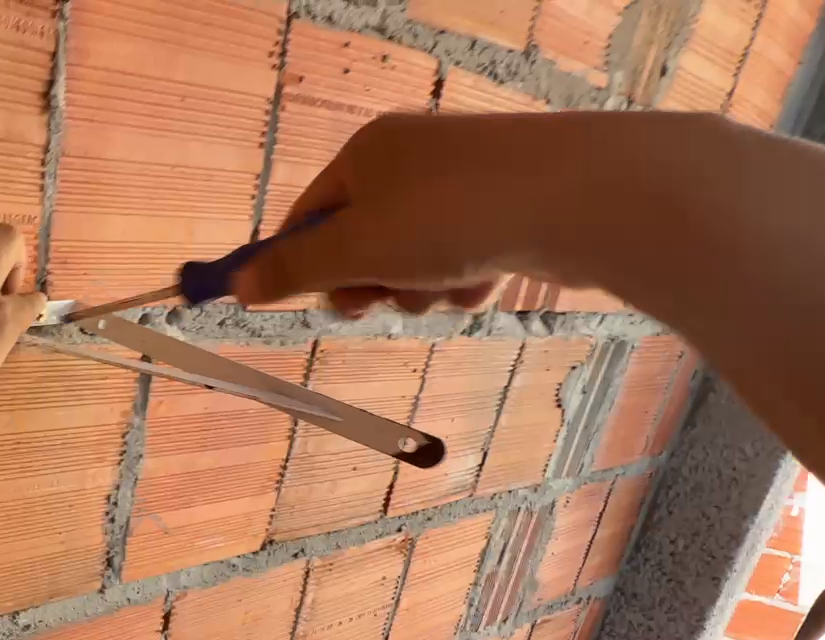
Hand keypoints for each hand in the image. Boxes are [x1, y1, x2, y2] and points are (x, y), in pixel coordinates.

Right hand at [233, 113, 577, 316]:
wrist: (588, 197)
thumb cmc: (448, 217)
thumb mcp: (350, 250)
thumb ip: (289, 271)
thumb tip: (235, 286)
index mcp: (365, 153)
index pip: (303, 218)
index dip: (295, 265)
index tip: (300, 300)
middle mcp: (409, 159)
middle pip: (353, 244)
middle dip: (362, 283)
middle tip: (373, 301)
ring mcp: (459, 182)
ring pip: (403, 260)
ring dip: (410, 289)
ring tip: (440, 289)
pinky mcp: (502, 207)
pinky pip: (453, 259)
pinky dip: (456, 281)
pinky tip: (480, 281)